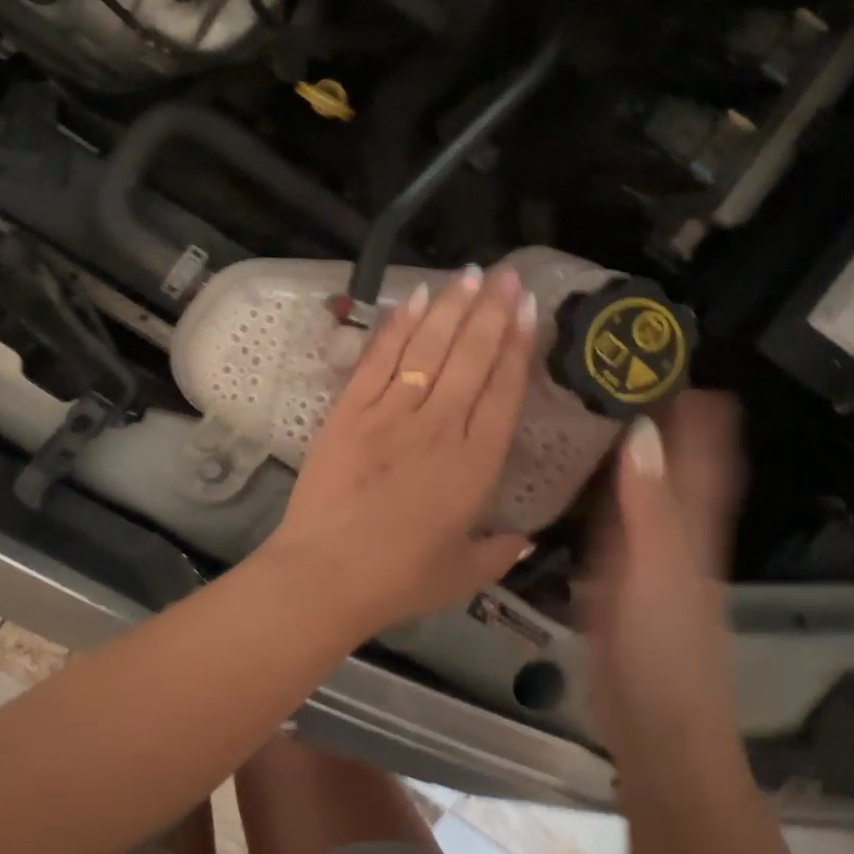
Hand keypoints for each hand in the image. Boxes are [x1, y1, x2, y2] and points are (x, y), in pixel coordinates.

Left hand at [258, 266, 538, 635]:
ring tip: (470, 274)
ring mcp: (391, 414)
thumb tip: (526, 539)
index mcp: (475, 465)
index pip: (503, 392)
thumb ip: (499, 552)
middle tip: (507, 274)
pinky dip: (399, 326)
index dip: (518, 346)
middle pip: (471, 359)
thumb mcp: (463, 574)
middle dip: (491, 312)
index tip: (528, 309)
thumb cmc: (399, 579)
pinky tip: (416, 298)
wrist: (325, 573)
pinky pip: (380, 359)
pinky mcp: (350, 410)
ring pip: (428, 349)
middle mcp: (438, 428)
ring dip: (451, 308)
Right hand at [585, 393, 746, 765]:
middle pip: (667, 455)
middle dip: (650, 408)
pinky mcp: (609, 569)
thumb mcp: (658, 569)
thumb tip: (641, 427)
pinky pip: (601, 511)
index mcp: (693, 520)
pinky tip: (561, 463)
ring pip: (632, 478)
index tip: (670, 351)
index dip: (699, 403)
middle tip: (607, 360)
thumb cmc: (668, 647)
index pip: (706, 448)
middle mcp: (670, 523)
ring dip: (616, 439)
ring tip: (580, 395)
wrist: (656, 724)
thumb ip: (648, 502)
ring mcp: (639, 546)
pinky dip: (588, 481)